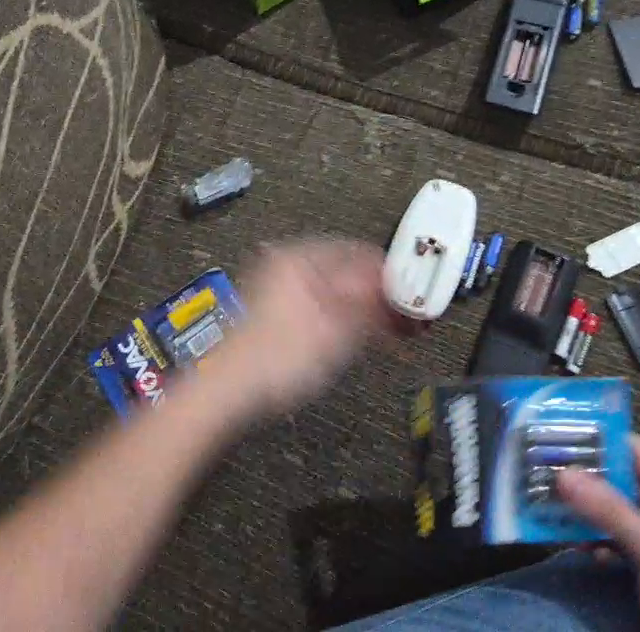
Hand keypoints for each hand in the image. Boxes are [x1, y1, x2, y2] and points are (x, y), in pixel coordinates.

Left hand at [198, 239, 392, 417]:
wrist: (229, 387)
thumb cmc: (274, 357)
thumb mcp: (337, 328)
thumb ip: (371, 302)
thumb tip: (396, 285)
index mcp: (298, 256)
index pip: (358, 251)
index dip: (389, 274)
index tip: (410, 292)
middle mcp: (284, 264)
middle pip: (344, 270)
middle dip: (375, 293)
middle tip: (403, 314)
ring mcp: (276, 287)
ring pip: (331, 289)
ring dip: (360, 307)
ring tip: (386, 329)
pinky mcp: (273, 312)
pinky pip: (317, 305)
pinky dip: (340, 317)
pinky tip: (355, 337)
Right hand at [556, 436, 639, 631]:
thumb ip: (608, 510)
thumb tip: (560, 473)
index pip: (628, 448)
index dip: (589, 440)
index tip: (545, 437)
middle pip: (612, 476)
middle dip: (575, 478)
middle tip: (531, 472)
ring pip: (606, 507)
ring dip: (577, 510)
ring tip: (539, 505)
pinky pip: (608, 534)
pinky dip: (588, 537)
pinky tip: (566, 542)